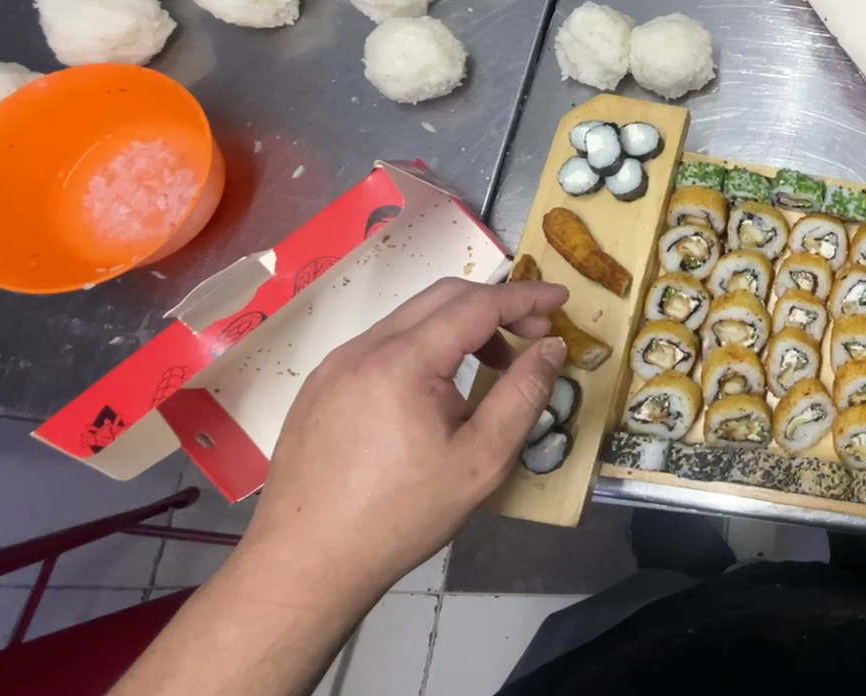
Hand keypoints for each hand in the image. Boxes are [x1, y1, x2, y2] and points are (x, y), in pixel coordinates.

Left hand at [237, 278, 569, 605]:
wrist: (301, 569)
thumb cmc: (401, 515)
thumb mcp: (484, 458)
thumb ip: (525, 393)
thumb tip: (553, 347)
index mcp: (403, 361)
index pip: (479, 304)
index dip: (527, 297)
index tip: (563, 299)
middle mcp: (363, 349)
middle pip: (445, 296)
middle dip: (499, 304)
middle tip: (538, 332)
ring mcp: (335, 366)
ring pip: (414, 317)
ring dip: (465, 324)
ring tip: (497, 364)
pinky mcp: (321, 387)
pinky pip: (386, 342)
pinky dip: (430, 344)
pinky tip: (443, 386)